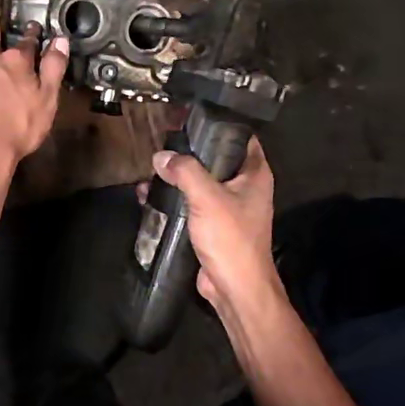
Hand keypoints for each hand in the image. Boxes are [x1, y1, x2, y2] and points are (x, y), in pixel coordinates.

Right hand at [149, 138, 281, 314]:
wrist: (236, 288)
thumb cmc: (231, 237)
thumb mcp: (207, 197)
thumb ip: (184, 171)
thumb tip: (161, 156)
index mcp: (255, 174)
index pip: (241, 137)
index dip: (218, 125)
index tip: (190, 117)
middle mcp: (246, 187)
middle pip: (216, 159)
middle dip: (190, 153)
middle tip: (162, 142)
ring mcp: (230, 208)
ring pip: (201, 183)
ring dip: (178, 178)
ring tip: (150, 171)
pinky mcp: (214, 227)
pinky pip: (193, 205)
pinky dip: (175, 200)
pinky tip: (149, 196)